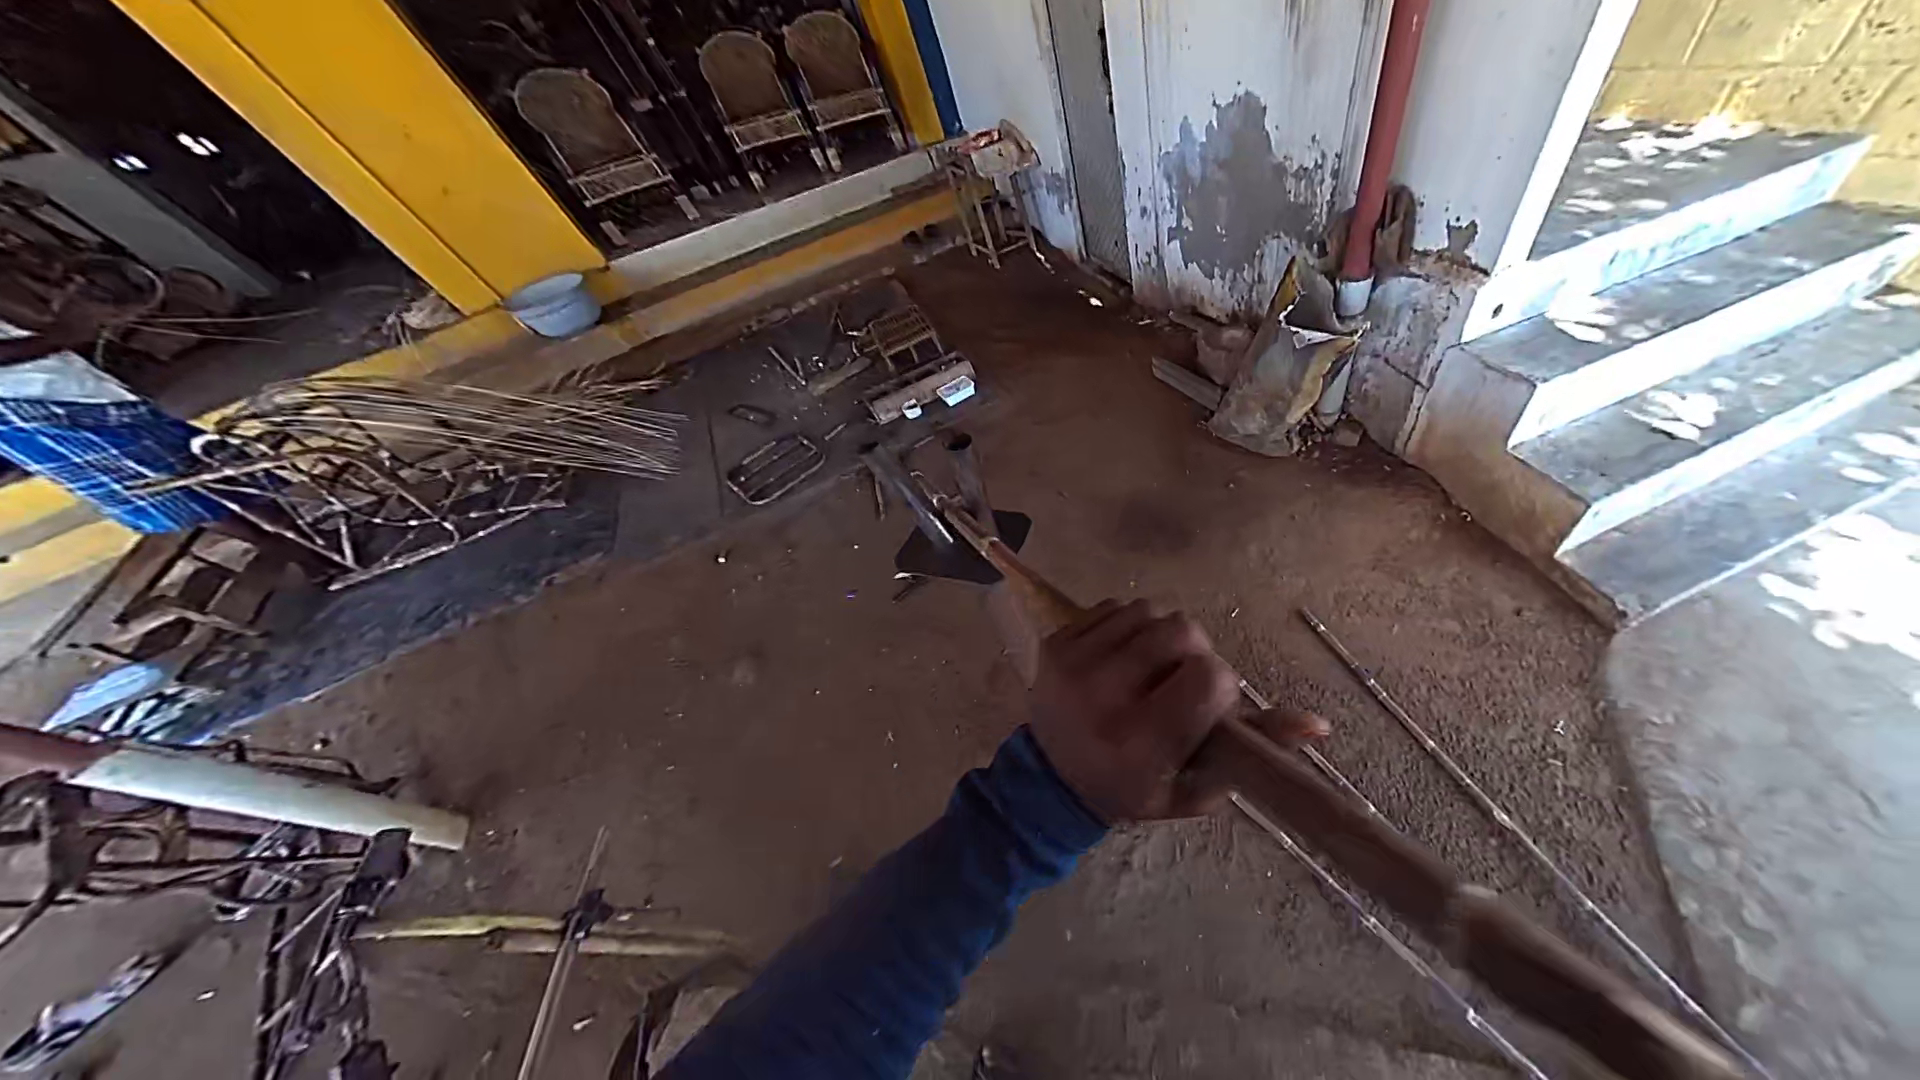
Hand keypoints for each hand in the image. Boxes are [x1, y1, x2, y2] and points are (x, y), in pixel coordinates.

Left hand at [1028, 599, 1326, 822]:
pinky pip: (1111, 607)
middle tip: (1182, 677)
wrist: (1050, 779)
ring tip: (1151, 666)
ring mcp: (1073, 663)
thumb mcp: (1194, 787)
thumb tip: (1319, 724)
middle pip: (1179, 631)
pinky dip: (1128, 625)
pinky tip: (1123, 655)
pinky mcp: (1054, 643)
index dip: (1221, 683)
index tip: (1210, 700)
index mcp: (1141, 740)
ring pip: (1146, 611)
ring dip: (1160, 634)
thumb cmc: (1130, 789)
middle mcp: (1104, 695)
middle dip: (1195, 650)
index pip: (1209, 678)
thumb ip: (1253, 752)